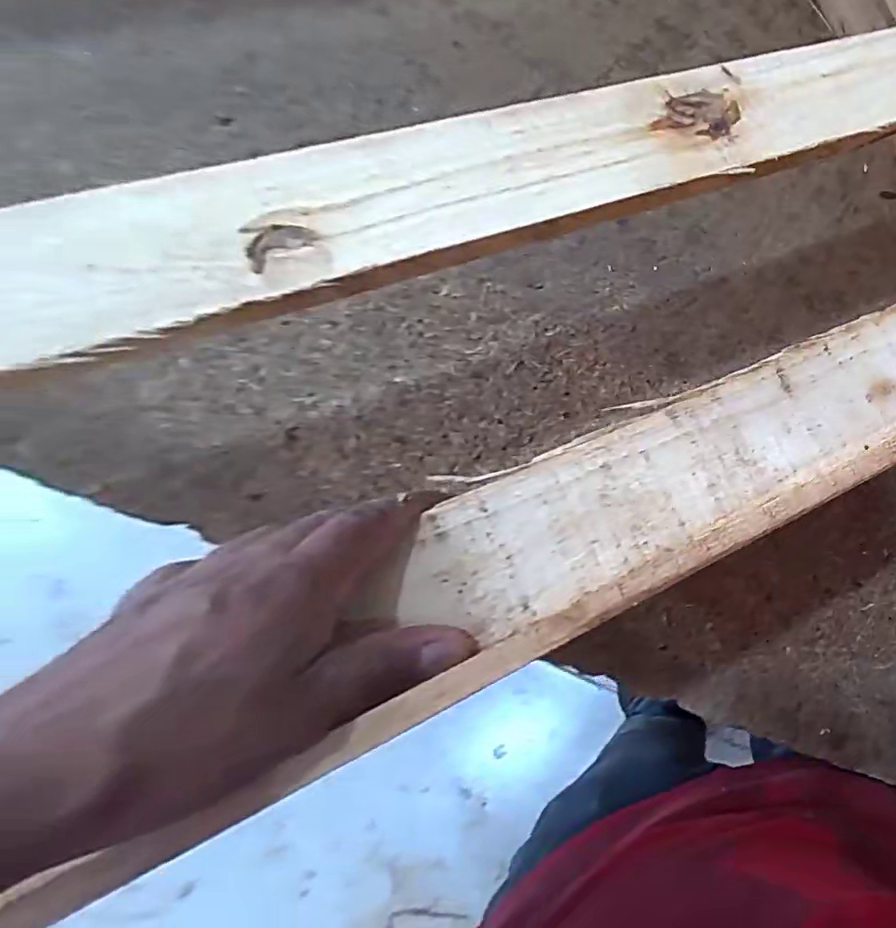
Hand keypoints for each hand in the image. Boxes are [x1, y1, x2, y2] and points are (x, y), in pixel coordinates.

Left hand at [0, 495, 477, 888]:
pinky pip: (214, 561)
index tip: (432, 506)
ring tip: (330, 562)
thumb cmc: (184, 742)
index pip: (360, 524)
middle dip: (361, 521)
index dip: (400, 510)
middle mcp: (245, 566)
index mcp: (294, 585)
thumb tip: (458, 640)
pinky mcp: (139, 605)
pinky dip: (251, 560)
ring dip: (309, 537)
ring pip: (265, 536)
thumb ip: (380, 668)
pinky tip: (241, 594)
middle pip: (316, 522)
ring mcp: (185, 582)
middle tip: (394, 540)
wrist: (17, 781)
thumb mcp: (299, 716)